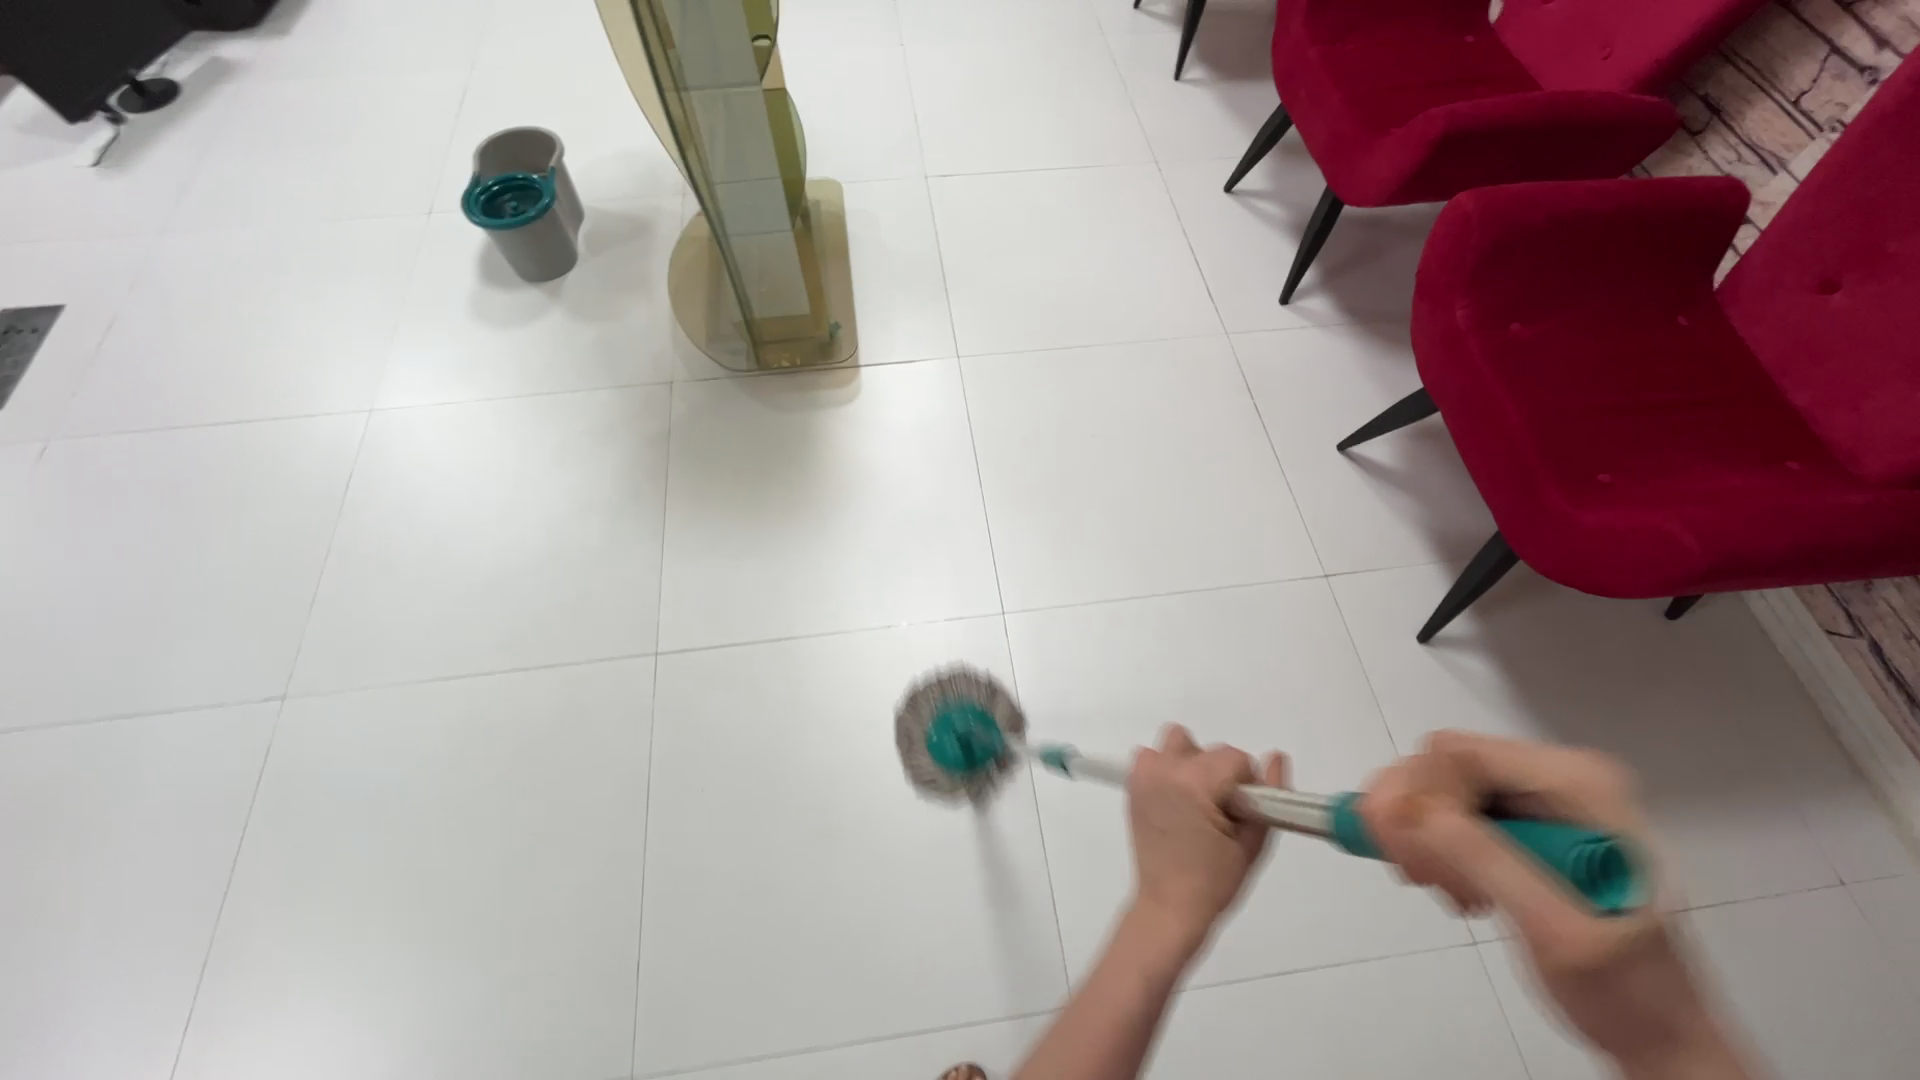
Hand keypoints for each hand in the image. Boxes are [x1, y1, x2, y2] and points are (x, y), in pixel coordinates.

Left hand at [1125, 725, 1286, 946]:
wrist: (1168, 905)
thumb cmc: (1214, 881)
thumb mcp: (1253, 841)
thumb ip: (1271, 794)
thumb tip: (1276, 756)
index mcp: (1194, 783)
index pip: (1236, 759)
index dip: (1249, 785)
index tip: (1244, 813)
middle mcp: (1164, 770)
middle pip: (1209, 750)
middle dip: (1222, 775)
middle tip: (1222, 812)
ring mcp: (1144, 775)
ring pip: (1177, 742)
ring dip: (1192, 762)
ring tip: (1197, 799)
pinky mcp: (1133, 784)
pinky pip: (1151, 757)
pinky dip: (1165, 768)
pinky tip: (1175, 799)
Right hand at [1361, 732, 1749, 1079]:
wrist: (1663, 1037)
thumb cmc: (1628, 994)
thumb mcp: (1557, 930)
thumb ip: (1486, 862)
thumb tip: (1407, 810)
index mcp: (1580, 785)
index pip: (1458, 754)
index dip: (1416, 797)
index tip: (1409, 859)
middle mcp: (1557, 775)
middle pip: (1438, 762)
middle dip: (1412, 818)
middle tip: (1421, 879)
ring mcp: (1537, 796)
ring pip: (1432, 782)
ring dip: (1416, 834)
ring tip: (1448, 891)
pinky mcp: (1519, 819)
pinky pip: (1443, 806)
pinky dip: (1427, 843)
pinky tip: (1453, 885)